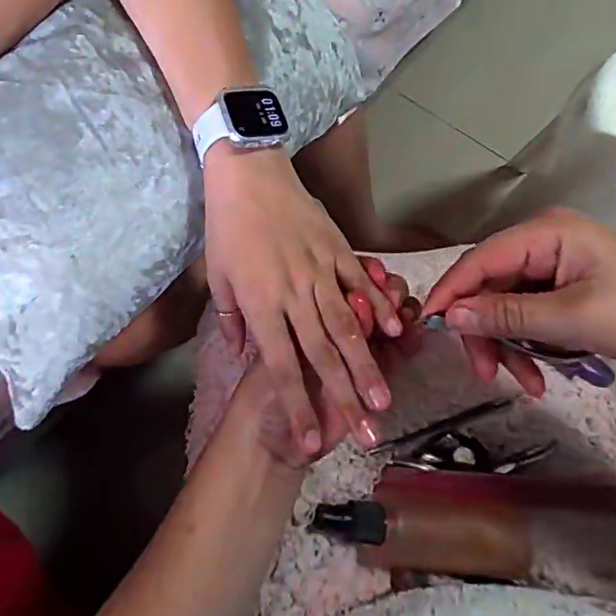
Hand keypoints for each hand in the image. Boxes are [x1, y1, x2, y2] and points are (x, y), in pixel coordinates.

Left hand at [204, 148, 404, 456]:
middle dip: (345, 397)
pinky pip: (361, 282)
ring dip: (367, 363)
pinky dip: (380, 305)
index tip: (311, 441)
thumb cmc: (227, 227)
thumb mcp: (217, 276)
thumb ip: (230, 320)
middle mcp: (294, 294)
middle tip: (369, 433)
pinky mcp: (338, 249)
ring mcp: (320, 270)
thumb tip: (243, 354)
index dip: (297, 405)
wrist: (248, 174)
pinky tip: (398, 330)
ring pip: (348, 324)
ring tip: (385, 397)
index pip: (281, 365)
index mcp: (261, 304)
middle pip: (322, 353)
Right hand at [418, 208, 615, 390]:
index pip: (480, 259)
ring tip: (525, 383)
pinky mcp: (565, 287)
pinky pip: (529, 314)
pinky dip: (528, 344)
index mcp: (547, 232)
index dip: (451, 292)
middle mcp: (545, 241)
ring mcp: (556, 264)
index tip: (426, 328)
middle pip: (490, 285)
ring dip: (508, 344)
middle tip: (483, 373)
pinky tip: (539, 373)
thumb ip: (508, 315)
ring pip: (506, 305)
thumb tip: (449, 315)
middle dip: (485, 330)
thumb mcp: (574, 319)